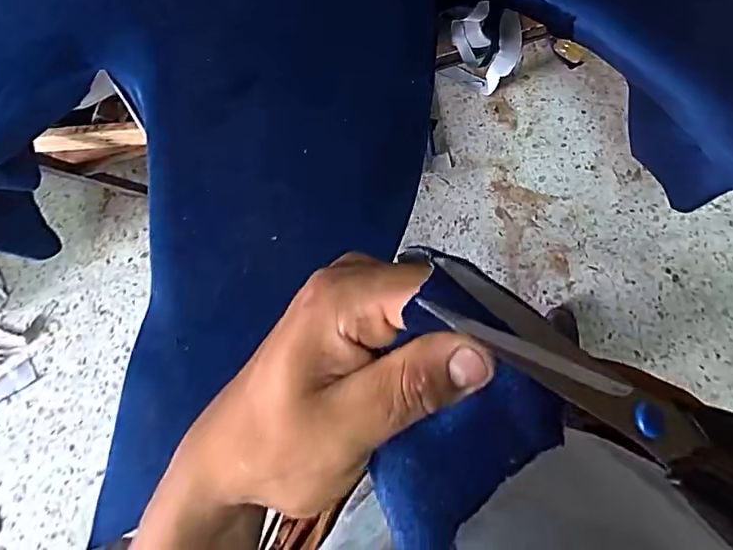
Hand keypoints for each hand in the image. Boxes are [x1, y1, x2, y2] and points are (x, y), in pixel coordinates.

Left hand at [137, 254, 494, 547]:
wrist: (229, 458)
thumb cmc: (278, 446)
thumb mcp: (346, 426)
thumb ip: (411, 385)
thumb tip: (482, 352)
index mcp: (343, 293)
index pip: (428, 289)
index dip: (471, 320)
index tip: (503, 363)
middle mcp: (350, 274)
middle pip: (430, 291)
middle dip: (461, 332)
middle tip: (486, 384)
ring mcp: (352, 287)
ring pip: (424, 303)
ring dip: (447, 340)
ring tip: (467, 384)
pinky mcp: (355, 308)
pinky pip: (408, 313)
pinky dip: (427, 341)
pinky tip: (436, 374)